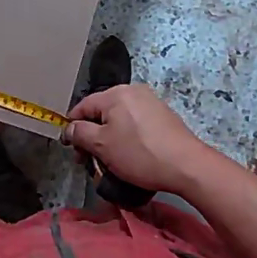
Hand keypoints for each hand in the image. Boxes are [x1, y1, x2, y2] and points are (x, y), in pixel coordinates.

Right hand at [64, 84, 228, 195]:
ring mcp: (151, 102)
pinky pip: (135, 124)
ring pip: (119, 119)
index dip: (72, 127)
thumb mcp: (102, 145)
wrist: (187, 166)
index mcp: (115, 93)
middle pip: (102, 112)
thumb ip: (79, 133)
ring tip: (110, 161)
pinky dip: (127, 138)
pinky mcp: (163, 117)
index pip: (83, 106)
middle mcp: (133, 91)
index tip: (71, 149)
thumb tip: (69, 128)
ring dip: (109, 139)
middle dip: (92, 136)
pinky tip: (130, 156)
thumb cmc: (139, 153)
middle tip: (89, 160)